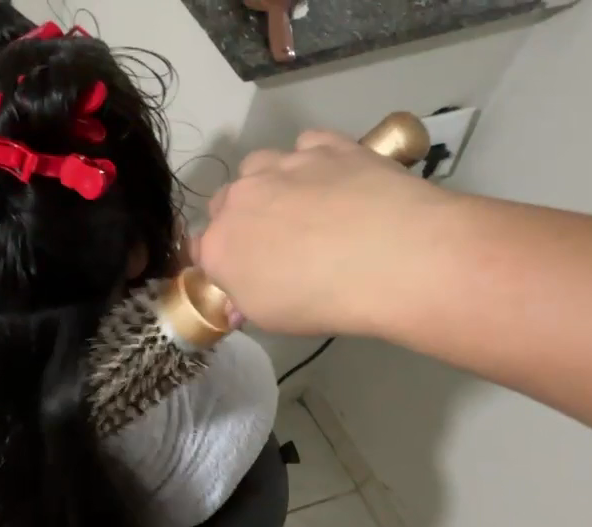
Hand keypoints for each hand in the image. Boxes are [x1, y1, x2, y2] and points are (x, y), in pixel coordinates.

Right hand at [195, 130, 457, 336]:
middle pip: (225, 202)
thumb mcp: (266, 317)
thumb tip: (238, 296)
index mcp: (218, 244)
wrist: (392, 257)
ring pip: (259, 165)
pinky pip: (306, 145)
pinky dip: (310, 159)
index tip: (236, 276)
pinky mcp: (330, 146)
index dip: (217, 263)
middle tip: (271, 244)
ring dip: (267, 183)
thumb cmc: (318, 299)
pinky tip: (329, 179)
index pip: (199, 249)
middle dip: (239, 219)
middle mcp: (242, 197)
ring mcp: (285, 165)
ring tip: (298, 205)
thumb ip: (242, 299)